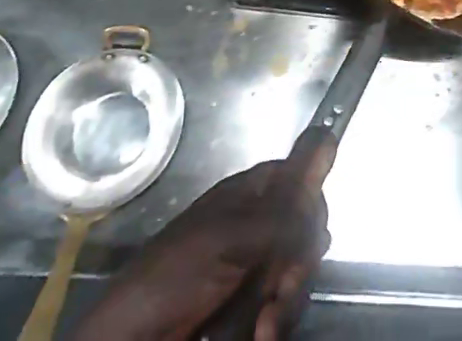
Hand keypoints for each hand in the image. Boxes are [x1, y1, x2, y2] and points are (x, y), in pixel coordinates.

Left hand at [69, 160, 329, 340]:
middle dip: (298, 266)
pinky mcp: (253, 305)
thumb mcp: (229, 237)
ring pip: (299, 274)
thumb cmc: (172, 276)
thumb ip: (282, 205)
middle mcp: (257, 226)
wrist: (135, 338)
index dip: (310, 201)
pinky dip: (276, 324)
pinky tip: (258, 334)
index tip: (309, 231)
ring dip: (286, 304)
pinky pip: (286, 307)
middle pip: (306, 232)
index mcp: (248, 195)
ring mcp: (255, 267)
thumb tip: (326, 140)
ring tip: (260, 327)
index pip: (298, 178)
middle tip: (279, 287)